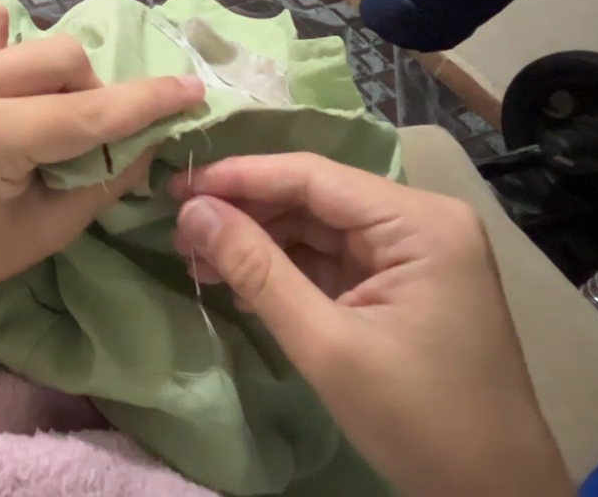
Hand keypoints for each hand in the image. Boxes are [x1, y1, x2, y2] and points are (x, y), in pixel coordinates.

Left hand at [0, 0, 204, 315]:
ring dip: (53, 73)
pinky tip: (1, 53)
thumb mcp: (49, 228)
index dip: (147, 102)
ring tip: (40, 111)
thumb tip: (152, 135)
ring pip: (28, 39)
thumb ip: (106, 175)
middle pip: (62, 57)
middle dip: (93, 93)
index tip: (192, 91)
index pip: (86, 111)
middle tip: (85, 135)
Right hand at [171, 153, 572, 496]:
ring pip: (312, 222)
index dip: (238, 176)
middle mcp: (418, 219)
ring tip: (195, 257)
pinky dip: (279, 264)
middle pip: (310, 195)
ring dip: (254, 238)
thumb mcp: (326, 345)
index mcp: (419, 222)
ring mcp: (409, 248)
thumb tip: (190, 211)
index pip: (311, 175)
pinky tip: (234, 277)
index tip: (177, 187)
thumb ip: (255, 268)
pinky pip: (326, 253)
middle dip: (242, 211)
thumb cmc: (421, 423)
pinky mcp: (397, 277)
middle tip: (180, 229)